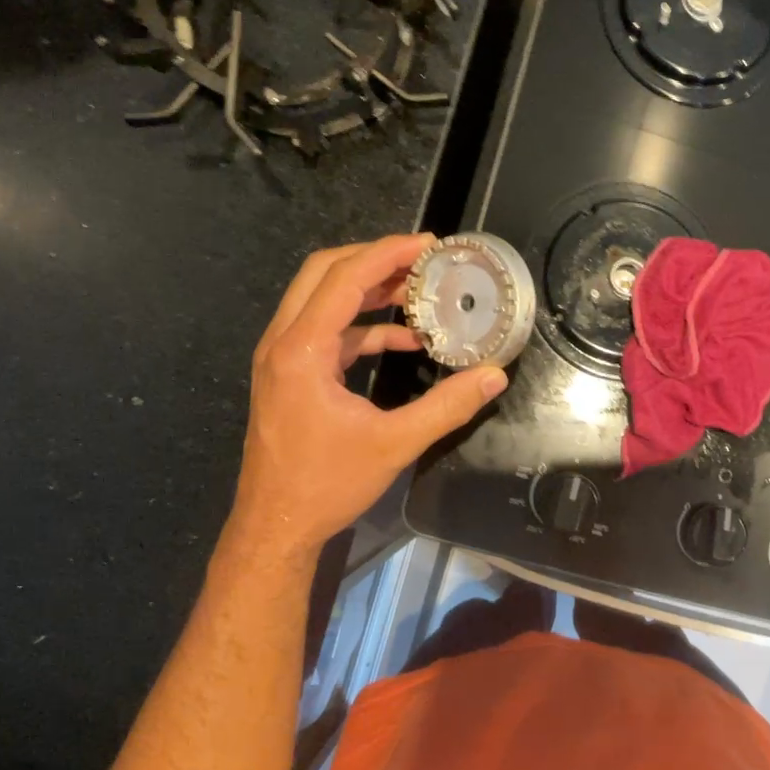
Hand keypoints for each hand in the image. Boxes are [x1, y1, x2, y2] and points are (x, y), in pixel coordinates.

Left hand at [229, 235, 508, 554]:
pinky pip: (326, 333)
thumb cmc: (327, 483)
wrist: (276, 525)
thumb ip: (447, 406)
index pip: (343, 279)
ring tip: (417, 293)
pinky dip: (362, 327)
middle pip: (323, 274)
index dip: (387, 254)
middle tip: (422, 260)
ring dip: (368, 291)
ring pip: (322, 301)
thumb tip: (493, 377)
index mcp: (301, 350)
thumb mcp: (395, 444)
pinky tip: (402, 341)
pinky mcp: (290, 376)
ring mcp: (281, 359)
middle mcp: (283, 343)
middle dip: (374, 260)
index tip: (428, 244)